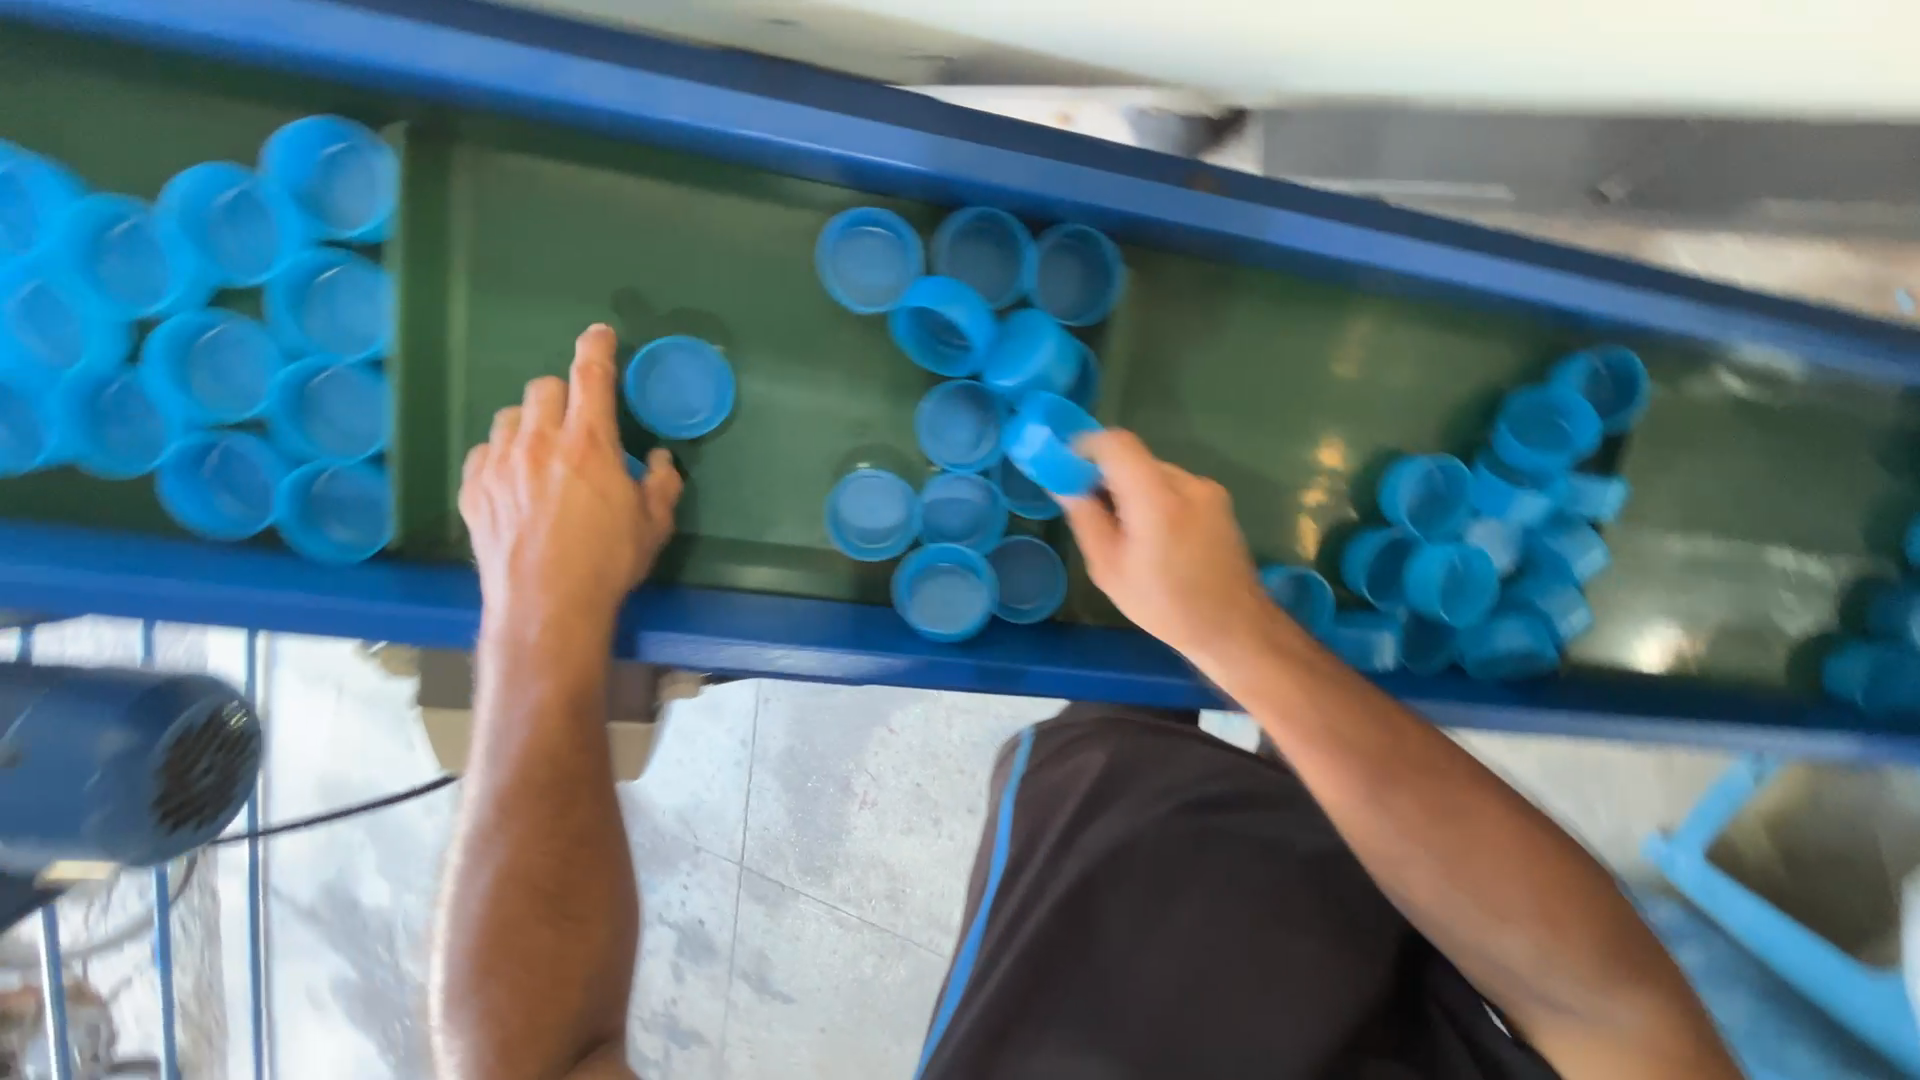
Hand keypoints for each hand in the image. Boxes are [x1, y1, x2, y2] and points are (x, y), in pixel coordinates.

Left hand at [459, 324, 683, 633]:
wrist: (547, 606)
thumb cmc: (609, 563)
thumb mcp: (654, 525)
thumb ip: (663, 484)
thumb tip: (662, 461)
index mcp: (590, 443)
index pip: (591, 376)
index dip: (597, 348)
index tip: (599, 334)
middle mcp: (540, 442)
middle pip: (544, 388)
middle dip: (564, 395)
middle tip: (578, 423)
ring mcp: (500, 463)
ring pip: (509, 416)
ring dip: (530, 424)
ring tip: (543, 453)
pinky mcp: (474, 489)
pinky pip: (484, 451)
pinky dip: (502, 455)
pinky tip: (515, 481)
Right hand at [1059, 430, 1277, 664]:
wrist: (1233, 628)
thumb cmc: (1164, 605)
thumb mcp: (1108, 568)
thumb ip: (1085, 518)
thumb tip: (1064, 484)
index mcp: (1157, 499)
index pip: (1116, 444)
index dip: (1085, 448)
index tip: (1066, 469)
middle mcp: (1186, 483)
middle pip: (1135, 459)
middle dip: (1106, 477)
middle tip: (1089, 510)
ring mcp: (1207, 490)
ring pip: (1153, 473)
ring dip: (1131, 490)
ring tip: (1124, 532)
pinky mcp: (1219, 501)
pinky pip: (1173, 487)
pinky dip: (1154, 499)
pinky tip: (1153, 537)